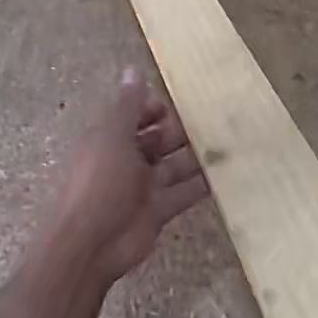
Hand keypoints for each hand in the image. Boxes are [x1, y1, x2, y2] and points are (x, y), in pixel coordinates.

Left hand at [40, 67, 210, 284]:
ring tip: (229, 140)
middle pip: (159, 138)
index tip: (181, 102)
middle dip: (182, 129)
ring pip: (174, 164)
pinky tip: (227, 172)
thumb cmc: (99, 182)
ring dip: (197, 155)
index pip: (137, 114)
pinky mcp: (158, 211)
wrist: (88, 248)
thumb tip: (132, 69)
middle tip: (215, 119)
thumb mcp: (112, 135)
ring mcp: (143, 187)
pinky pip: (183, 192)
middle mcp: (127, 159)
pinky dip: (202, 184)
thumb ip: (128, 104)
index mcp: (111, 138)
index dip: (156, 107)